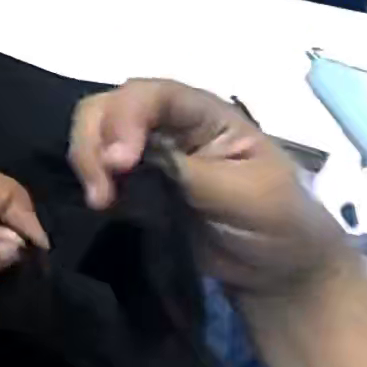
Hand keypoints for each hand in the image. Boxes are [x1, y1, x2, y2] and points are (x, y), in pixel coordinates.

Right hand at [70, 80, 353, 297]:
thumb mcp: (251, 194)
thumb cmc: (279, 220)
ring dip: (86, 160)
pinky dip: (88, 179)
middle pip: (108, 105)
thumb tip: (136, 160)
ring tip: (99, 201)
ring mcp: (143, 147)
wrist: (280, 272)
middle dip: (94, 140)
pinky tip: (99, 204)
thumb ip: (194, 173)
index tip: (118, 162)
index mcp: (199, 110)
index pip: (150, 94)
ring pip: (94, 130)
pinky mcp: (130, 179)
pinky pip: (96, 165)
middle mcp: (163, 119)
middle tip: (100, 191)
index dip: (126, 117)